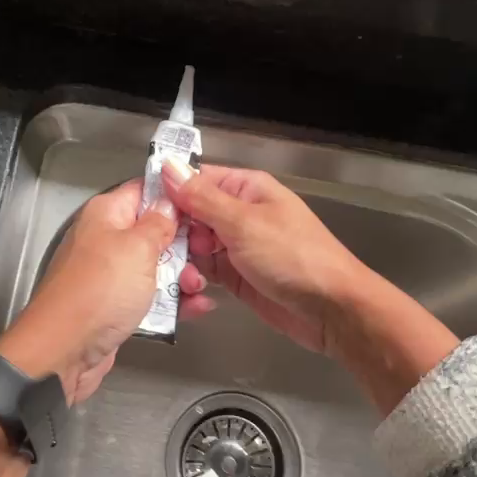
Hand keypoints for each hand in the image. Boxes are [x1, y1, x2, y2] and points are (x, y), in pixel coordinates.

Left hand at [0, 179, 214, 402]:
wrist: (63, 351)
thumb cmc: (93, 295)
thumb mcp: (139, 248)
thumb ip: (159, 223)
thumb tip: (169, 206)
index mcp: (106, 214)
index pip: (145, 191)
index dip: (174, 199)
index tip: (200, 210)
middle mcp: (104, 240)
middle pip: (154, 232)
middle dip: (182, 247)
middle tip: (199, 259)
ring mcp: (108, 274)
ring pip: (154, 268)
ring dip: (180, 278)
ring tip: (195, 289)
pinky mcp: (113, 305)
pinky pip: (148, 297)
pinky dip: (169, 303)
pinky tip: (191, 308)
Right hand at [163, 161, 459, 414]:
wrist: (333, 310)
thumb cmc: (295, 257)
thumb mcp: (244, 223)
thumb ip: (202, 198)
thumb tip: (169, 166)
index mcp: (247, 189)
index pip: (196, 180)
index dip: (169, 193)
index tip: (143, 211)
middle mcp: (240, 213)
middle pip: (191, 214)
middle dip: (175, 233)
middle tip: (160, 252)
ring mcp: (239, 246)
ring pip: (195, 245)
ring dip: (183, 259)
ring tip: (182, 277)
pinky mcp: (238, 276)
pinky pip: (205, 271)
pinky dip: (194, 279)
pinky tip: (188, 288)